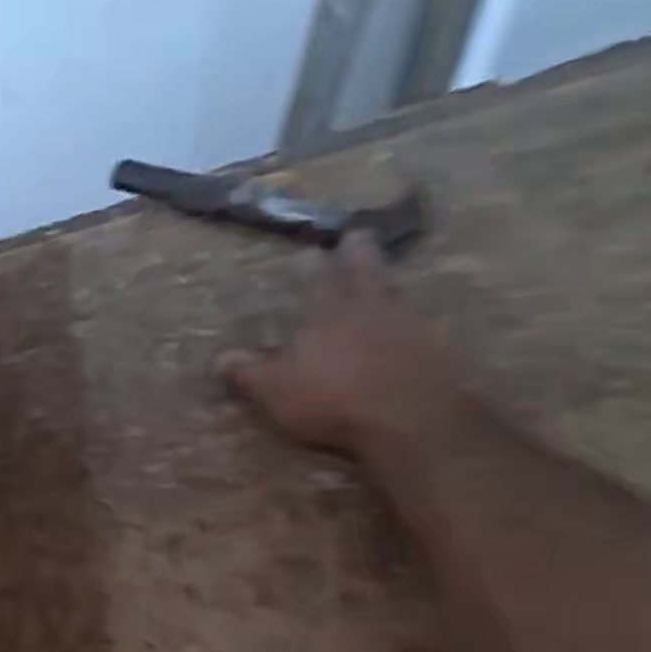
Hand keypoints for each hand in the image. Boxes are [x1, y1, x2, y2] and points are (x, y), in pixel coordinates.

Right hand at [224, 232, 460, 453]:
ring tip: (383, 274)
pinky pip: (419, 321)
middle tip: (358, 234)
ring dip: (387, 278)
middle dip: (358, 253)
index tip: (307, 251)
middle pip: (363, 272)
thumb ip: (245, 373)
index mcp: (325, 315)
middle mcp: (368, 309)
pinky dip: (410, 316)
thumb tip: (216, 359)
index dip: (308, 266)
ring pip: (394, 291)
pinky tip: (408, 321)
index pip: (314, 281)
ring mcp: (407, 325)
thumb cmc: (328, 399)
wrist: (407, 417)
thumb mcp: (272, 389)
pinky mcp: (434, 347)